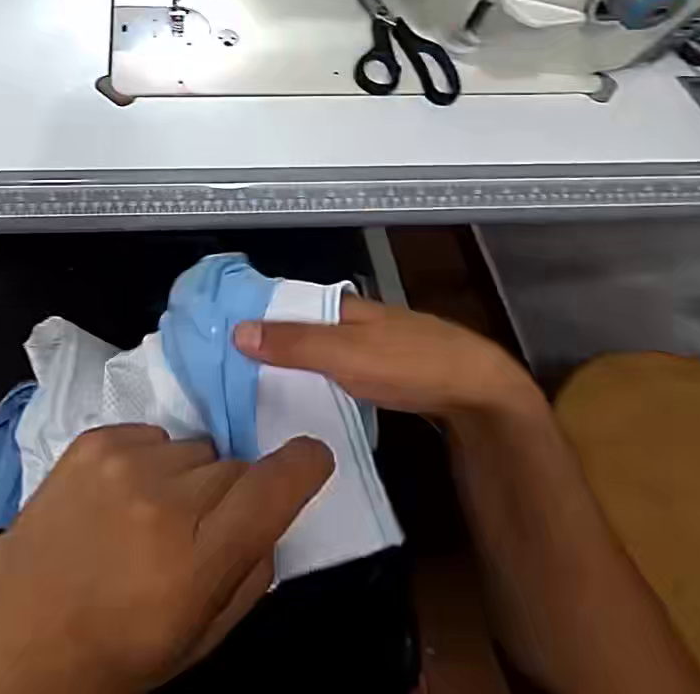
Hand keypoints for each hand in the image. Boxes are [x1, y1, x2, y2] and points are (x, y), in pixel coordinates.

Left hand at [0, 424, 332, 693]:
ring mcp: (125, 461)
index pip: (271, 488)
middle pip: (235, 465)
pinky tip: (121, 495)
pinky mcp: (96, 438)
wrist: (12, 626)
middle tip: (197, 528)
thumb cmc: (112, 649)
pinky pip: (155, 433)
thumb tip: (273, 513)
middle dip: (230, 492)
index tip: (311, 458)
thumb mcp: (197, 639)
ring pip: (196, 447)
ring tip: (151, 513)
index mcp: (194, 560)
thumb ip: (250, 574)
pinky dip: (151, 460)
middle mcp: (163, 499)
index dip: (302, 465)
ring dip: (189, 475)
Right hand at [234, 295, 541, 419]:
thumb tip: (238, 329)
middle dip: (271, 340)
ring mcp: (375, 345)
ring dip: (294, 361)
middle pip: (303, 325)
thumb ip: (294, 343)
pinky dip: (317, 378)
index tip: (220, 333)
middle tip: (230, 367)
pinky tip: (306, 397)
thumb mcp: (344, 354)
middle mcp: (356, 319)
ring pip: (322, 348)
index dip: (256, 313)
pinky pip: (339, 369)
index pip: (288, 302)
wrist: (479, 392)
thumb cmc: (408, 364)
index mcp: (343, 305)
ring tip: (257, 385)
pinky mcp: (389, 372)